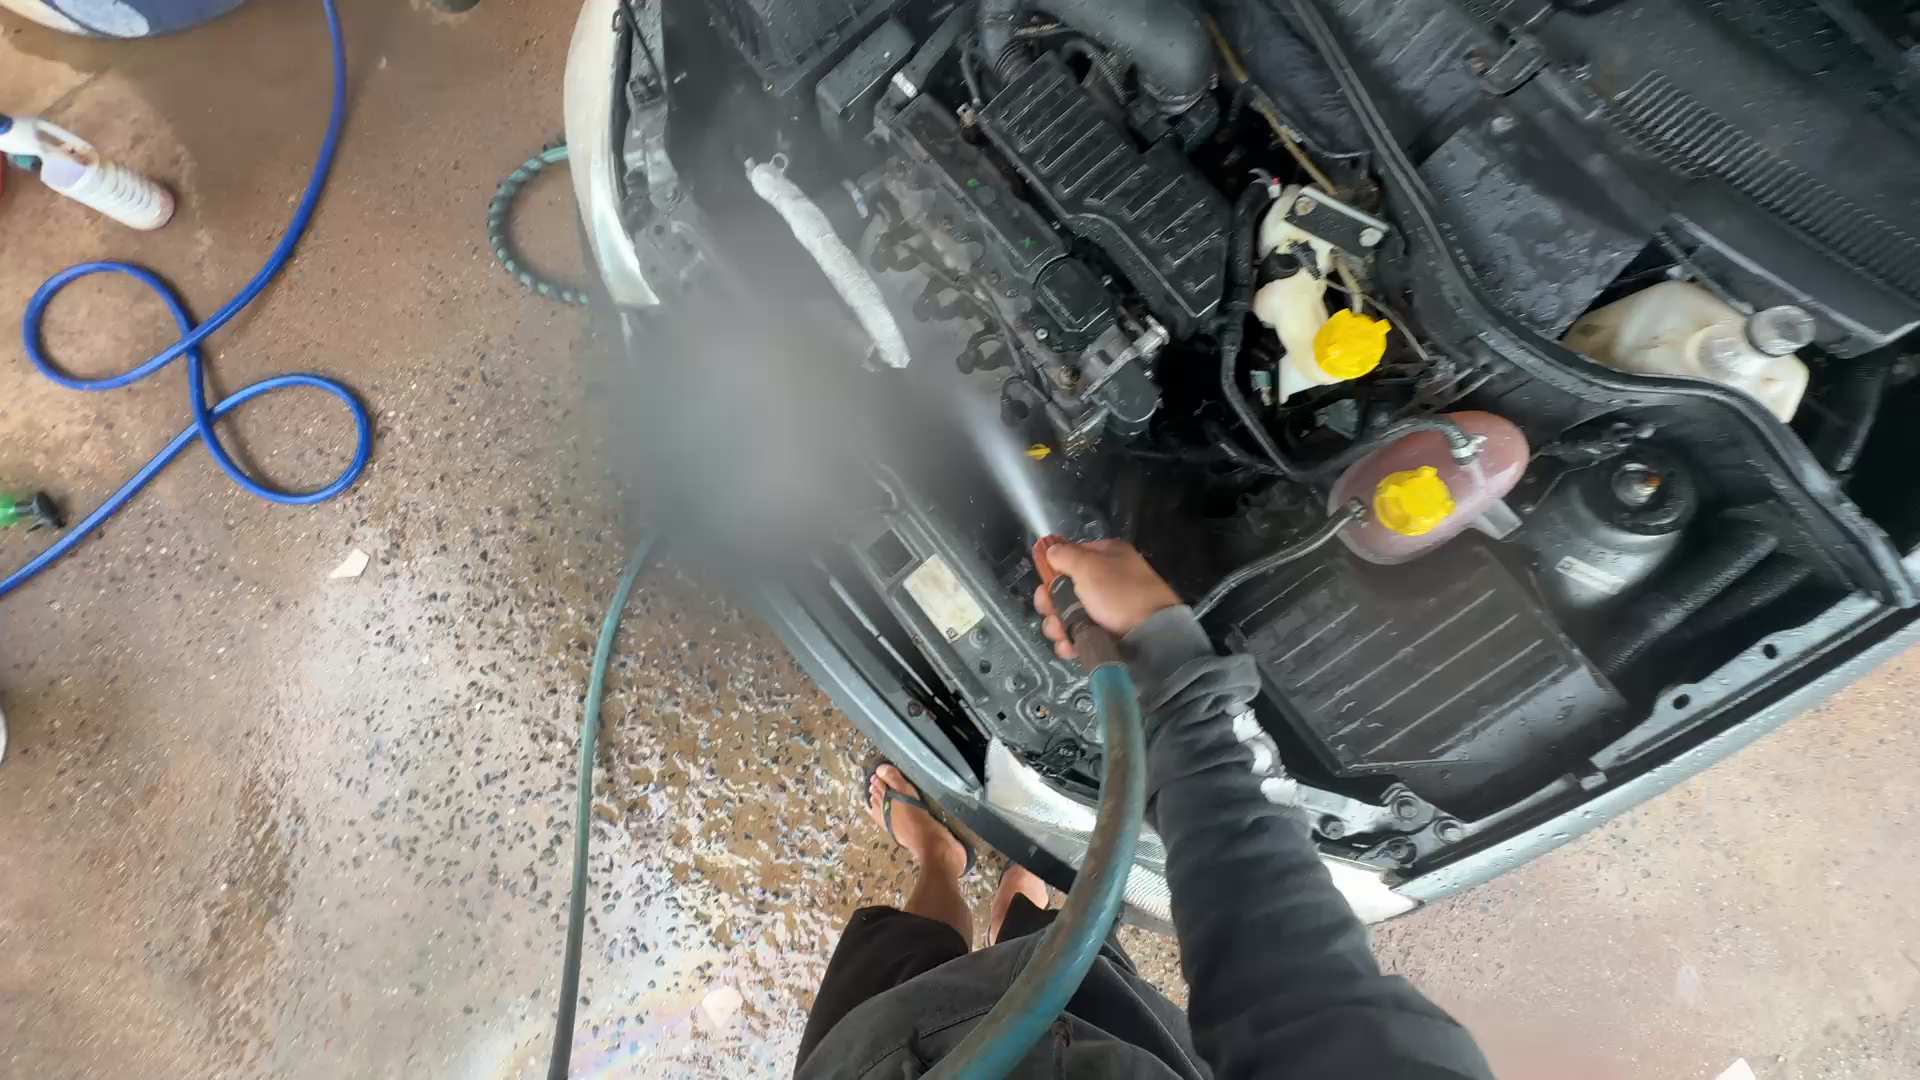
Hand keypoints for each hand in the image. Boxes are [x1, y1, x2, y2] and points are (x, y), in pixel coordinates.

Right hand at [1033, 539, 1181, 659]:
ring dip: (1056, 625)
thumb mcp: (1090, 566)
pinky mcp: (1101, 635)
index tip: (1046, 581)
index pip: (1069, 556)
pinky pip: (1075, 636)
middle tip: (1050, 609)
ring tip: (1063, 633)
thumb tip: (1051, 550)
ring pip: (1064, 615)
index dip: (1053, 569)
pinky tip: (1071, 647)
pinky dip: (1069, 643)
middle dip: (1050, 602)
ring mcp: (1102, 610)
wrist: (1151, 637)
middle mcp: (1103, 581)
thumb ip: (1065, 555)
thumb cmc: (1120, 594)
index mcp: (1105, 557)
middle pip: (1061, 589)